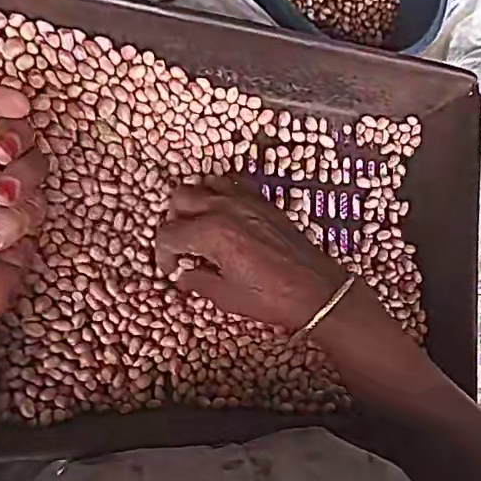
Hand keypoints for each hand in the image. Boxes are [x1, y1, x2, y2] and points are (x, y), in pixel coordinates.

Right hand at [153, 176, 356, 331]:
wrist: (317, 292)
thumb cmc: (274, 297)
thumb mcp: (227, 297)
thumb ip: (199, 282)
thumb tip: (184, 275)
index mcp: (212, 233)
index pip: (169, 233)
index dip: (163, 254)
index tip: (170, 268)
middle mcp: (226, 209)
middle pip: (180, 200)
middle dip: (174, 223)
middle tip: (181, 248)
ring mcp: (247, 201)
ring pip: (203, 184)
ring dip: (194, 203)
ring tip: (199, 228)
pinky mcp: (264, 203)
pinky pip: (232, 183)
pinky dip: (220, 193)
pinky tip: (223, 215)